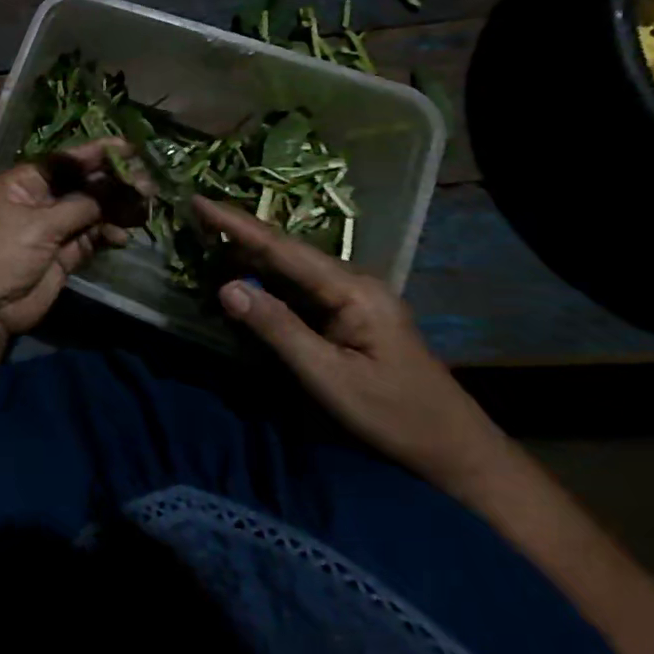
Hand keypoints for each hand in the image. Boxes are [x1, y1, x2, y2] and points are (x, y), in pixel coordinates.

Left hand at [0, 140, 132, 336]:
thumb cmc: (4, 255)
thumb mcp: (40, 225)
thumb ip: (81, 206)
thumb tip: (116, 187)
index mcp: (21, 183)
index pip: (63, 162)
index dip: (94, 153)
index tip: (127, 148)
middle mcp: (37, 201)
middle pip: (80, 185)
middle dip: (111, 183)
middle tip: (145, 184)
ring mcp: (50, 228)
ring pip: (90, 210)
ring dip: (115, 208)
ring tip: (143, 208)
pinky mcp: (62, 254)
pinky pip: (90, 236)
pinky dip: (107, 234)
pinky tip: (122, 236)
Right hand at [194, 196, 508, 485]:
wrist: (456, 452)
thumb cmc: (393, 415)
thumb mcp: (329, 376)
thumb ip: (277, 328)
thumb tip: (226, 286)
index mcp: (353, 290)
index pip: (282, 249)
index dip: (237, 225)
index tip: (198, 201)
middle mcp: (354, 282)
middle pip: (286, 250)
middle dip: (239, 231)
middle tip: (196, 213)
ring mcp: (355, 298)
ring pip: (291, 266)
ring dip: (250, 252)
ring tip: (209, 234)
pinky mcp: (351, 315)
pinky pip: (299, 286)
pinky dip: (266, 275)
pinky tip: (244, 272)